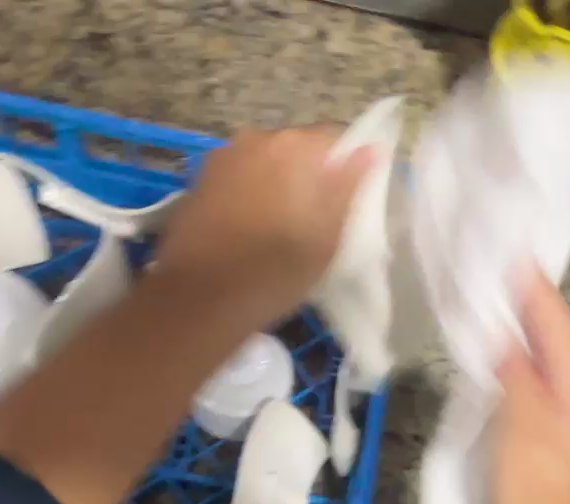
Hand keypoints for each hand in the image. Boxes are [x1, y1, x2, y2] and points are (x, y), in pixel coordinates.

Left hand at [154, 127, 375, 328]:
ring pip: (264, 164)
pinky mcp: (198, 181)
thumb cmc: (275, 273)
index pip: (337, 140)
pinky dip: (246, 197)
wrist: (201, 299)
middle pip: (296, 150)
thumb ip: (348, 187)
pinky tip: (246, 232)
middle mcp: (257, 138)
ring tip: (277, 230)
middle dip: (308, 177)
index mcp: (296, 148)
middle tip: (311, 223)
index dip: (346, 171)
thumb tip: (371, 149)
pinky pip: (237, 180)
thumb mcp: (326, 239)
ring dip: (275, 186)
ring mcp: (222, 157)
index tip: (345, 206)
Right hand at [491, 271, 569, 503]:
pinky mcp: (561, 427)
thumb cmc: (530, 488)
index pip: (556, 323)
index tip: (513, 253)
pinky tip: (504, 353)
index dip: (533, 290)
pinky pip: (543, 378)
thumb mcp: (518, 423)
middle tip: (499, 271)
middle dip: (529, 306)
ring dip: (525, 331)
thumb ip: (515, 373)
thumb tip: (507, 337)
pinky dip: (524, 360)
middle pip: (557, 337)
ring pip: (550, 357)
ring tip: (497, 301)